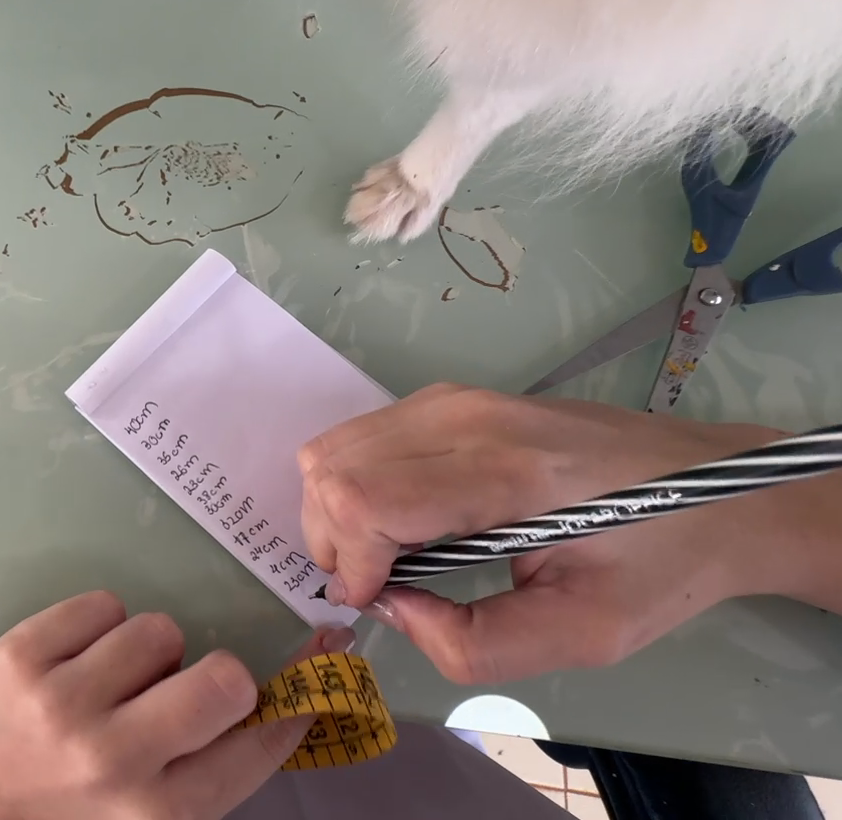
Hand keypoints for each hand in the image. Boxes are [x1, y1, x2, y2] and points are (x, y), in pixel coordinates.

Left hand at [0, 591, 348, 819]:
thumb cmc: (61, 813)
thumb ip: (201, 776)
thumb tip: (271, 706)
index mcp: (158, 816)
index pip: (256, 750)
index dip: (294, 702)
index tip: (313, 666)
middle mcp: (116, 759)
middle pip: (221, 681)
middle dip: (214, 675)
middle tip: (179, 685)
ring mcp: (63, 702)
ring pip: (156, 629)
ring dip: (147, 648)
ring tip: (112, 675)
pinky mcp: (20, 655)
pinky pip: (100, 603)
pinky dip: (100, 621)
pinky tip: (78, 652)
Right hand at [298, 384, 809, 683]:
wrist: (715, 485)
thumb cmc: (657, 563)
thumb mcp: (588, 635)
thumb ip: (477, 644)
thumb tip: (388, 606)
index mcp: (505, 474)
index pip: (364, 500)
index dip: (349, 558)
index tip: (376, 599)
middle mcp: (458, 420)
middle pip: (331, 473)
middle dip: (331, 539)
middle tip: (376, 581)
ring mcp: (442, 400)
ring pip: (327, 451)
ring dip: (332, 510)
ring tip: (382, 548)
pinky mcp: (436, 397)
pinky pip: (350, 438)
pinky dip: (347, 483)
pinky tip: (396, 513)